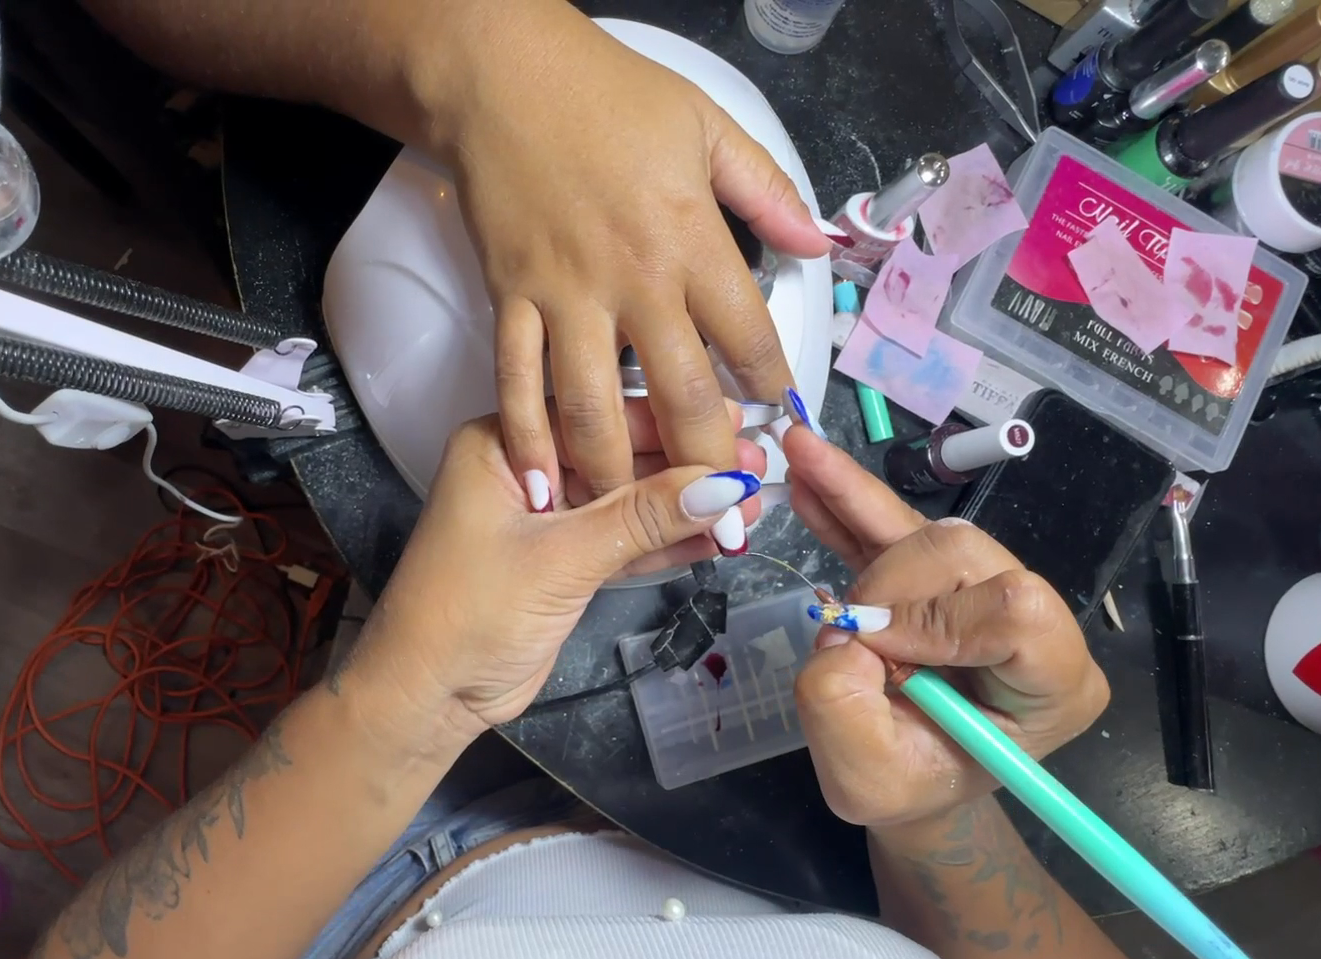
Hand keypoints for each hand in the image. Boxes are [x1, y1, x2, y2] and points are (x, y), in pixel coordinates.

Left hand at [351, 404, 766, 743]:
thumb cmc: (471, 612)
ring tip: (752, 505)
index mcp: (503, 443)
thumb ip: (642, 519)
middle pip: (619, 458)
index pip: (599, 416)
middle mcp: (524, 470)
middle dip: (688, 469)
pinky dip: (663, 545)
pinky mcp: (563, 562)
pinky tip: (714, 539)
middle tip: (758, 468)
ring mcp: (546, 518)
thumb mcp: (559, 558)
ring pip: (626, 504)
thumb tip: (726, 483)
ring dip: (684, 510)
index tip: (737, 424)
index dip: (671, 422)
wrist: (429, 695)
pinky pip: (621, 543)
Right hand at [416, 1, 829, 500]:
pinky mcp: (510, 303)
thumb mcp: (707, 126)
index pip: (745, 335)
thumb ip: (768, 191)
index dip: (769, 390)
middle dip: (705, 460)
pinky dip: (528, 439)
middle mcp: (631, 280)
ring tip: (636, 517)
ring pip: (594, 405)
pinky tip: (544, 488)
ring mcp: (564, 297)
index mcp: (688, 238)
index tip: (779, 429)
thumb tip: (819, 245)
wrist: (501, 79)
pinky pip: (517, 384)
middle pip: (679, 393)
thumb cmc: (606, 97)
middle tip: (720, 513)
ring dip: (617, 471)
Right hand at [780, 427, 1109, 830]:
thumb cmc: (902, 790)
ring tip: (799, 456)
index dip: (933, 618)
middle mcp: (1033, 622)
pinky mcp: (935, 578)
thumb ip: (842, 709)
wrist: (910, 781)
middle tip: (841, 627)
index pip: (1017, 607)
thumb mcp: (865, 779)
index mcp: (1051, 682)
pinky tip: (807, 471)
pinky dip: (846, 502)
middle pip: (965, 553)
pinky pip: (891, 528)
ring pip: (924, 528)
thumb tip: (839, 626)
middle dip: (886, 581)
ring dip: (855, 503)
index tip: (871, 651)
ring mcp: (982, 590)